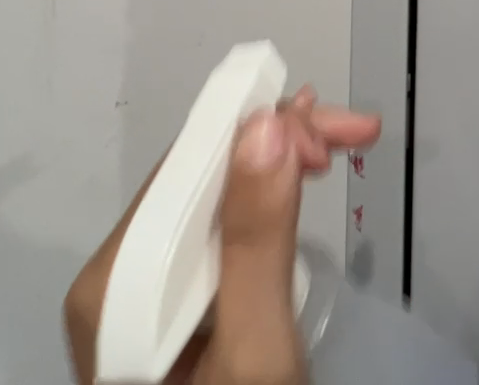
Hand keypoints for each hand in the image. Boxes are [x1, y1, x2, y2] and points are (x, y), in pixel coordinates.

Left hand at [65, 87, 382, 384]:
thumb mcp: (255, 351)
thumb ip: (256, 242)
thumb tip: (265, 126)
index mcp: (120, 282)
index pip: (195, 165)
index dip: (267, 129)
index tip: (339, 131)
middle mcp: (120, 273)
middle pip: (206, 172)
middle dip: (284, 141)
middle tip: (359, 135)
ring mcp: (143, 290)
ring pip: (217, 191)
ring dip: (283, 160)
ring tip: (340, 146)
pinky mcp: (170, 303)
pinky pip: (219, 224)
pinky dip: (269, 196)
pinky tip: (297, 182)